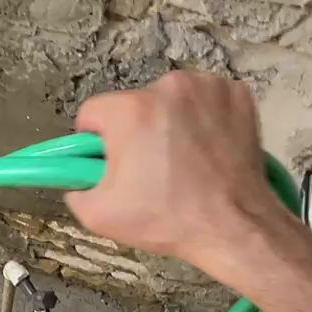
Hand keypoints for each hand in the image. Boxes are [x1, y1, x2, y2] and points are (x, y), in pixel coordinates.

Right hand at [66, 71, 294, 271]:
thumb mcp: (99, 216)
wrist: (232, 225)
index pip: (91, 112)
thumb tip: (77, 181)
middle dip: (135, 133)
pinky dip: (202, 120)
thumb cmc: (165, 219)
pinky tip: (205, 150)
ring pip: (170, 102)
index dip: (93, 141)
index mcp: (130, 110)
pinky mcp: (237, 94)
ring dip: (168, 124)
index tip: (106, 162)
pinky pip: (205, 101)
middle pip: (134, 105)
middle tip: (148, 171)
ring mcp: (208, 86)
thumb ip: (75, 191)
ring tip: (180, 162)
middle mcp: (168, 87)